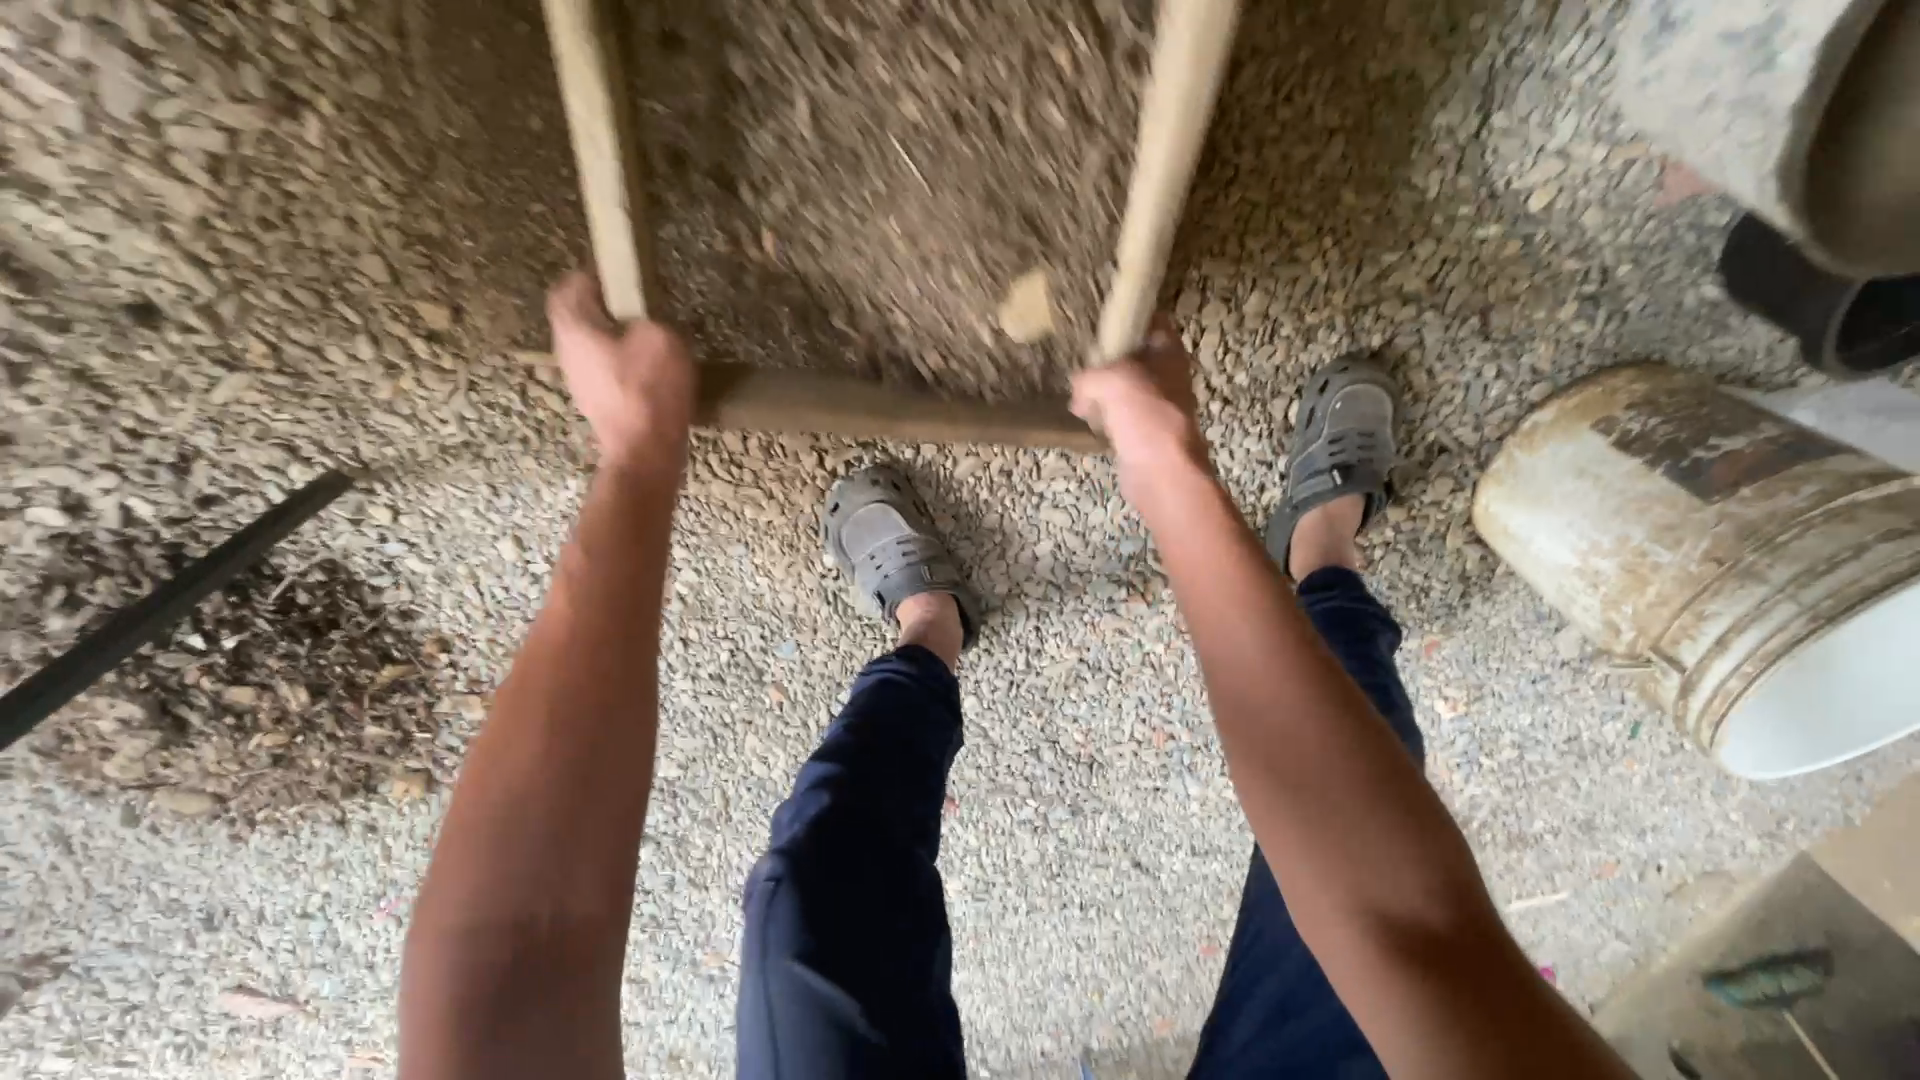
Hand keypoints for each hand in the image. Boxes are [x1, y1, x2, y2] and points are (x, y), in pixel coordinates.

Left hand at [547, 271, 696, 468]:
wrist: (644, 451)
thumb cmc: (649, 390)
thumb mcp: (662, 338)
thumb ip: (650, 318)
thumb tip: (644, 321)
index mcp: (574, 328)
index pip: (568, 287)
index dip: (591, 275)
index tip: (617, 274)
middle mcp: (566, 352)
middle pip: (577, 317)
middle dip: (603, 307)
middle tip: (635, 304)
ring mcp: (578, 381)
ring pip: (590, 345)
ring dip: (612, 337)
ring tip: (645, 337)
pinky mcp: (596, 402)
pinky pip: (604, 370)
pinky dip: (620, 362)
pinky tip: (647, 370)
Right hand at [1070, 314, 1207, 476]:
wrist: (1161, 472)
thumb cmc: (1145, 416)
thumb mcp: (1112, 379)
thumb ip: (1089, 375)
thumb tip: (1079, 392)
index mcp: (1169, 354)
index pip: (1152, 321)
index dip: (1128, 317)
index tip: (1100, 318)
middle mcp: (1166, 376)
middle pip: (1133, 355)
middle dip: (1106, 357)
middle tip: (1080, 357)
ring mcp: (1155, 405)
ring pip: (1122, 386)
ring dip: (1100, 389)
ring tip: (1077, 391)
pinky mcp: (1141, 431)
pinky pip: (1116, 414)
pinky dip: (1101, 415)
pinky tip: (1084, 418)